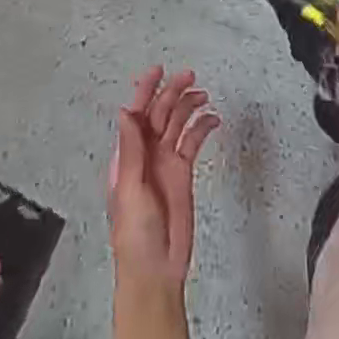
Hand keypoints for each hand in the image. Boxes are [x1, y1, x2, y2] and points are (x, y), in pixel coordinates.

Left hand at [109, 67, 220, 294]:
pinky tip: (212, 119)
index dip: (146, 89)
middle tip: (190, 76)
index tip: (158, 69)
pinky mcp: (183, 174)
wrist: (155, 268)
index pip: (137, 112)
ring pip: (177, 124)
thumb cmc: (134, 233)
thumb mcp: (129, 188)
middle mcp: (146, 152)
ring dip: (188, 106)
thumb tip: (126, 111)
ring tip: (203, 93)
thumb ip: (131, 150)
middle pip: (160, 113)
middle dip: (172, 92)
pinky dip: (202, 128)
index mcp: (128, 152)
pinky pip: (192, 143)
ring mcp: (165, 162)